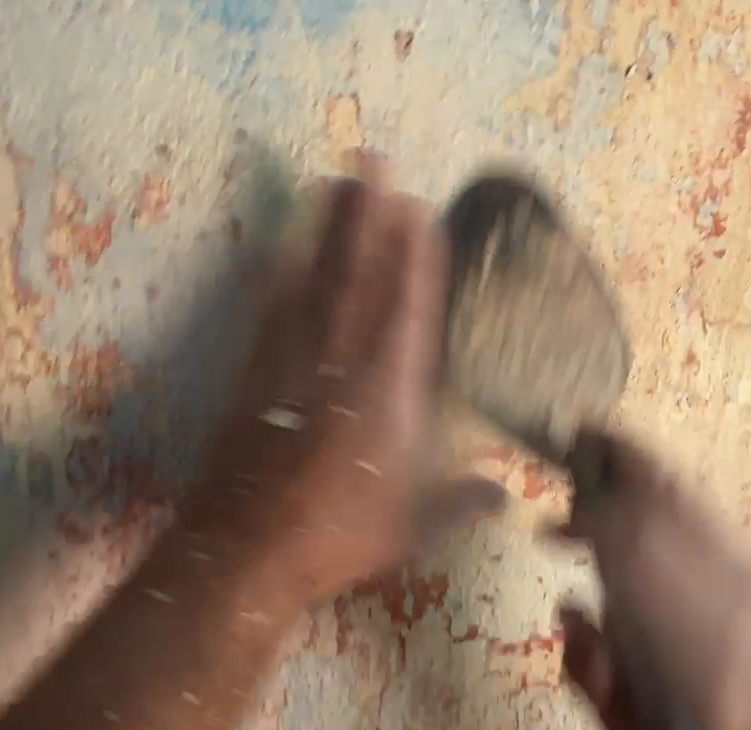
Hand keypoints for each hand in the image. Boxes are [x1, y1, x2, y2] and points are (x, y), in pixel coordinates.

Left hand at [194, 161, 503, 604]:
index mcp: (389, 394)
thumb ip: (461, 503)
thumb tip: (503, 496)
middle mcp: (341, 366)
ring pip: (313, 284)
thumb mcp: (414, 528)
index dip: (415, 257)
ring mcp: (291, 367)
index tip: (419, 210)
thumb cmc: (340, 536)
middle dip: (368, 215)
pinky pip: (270, 316)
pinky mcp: (252, 380)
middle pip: (358, 277)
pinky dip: (278, 280)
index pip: (408, 309)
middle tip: (372, 158)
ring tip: (332, 182)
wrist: (246, 550)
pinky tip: (279, 254)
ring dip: (326, 230)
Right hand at [555, 431, 750, 729]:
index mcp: (667, 623)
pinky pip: (709, 521)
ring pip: (688, 502)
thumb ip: (584, 666)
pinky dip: (674, 499)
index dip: (582, 519)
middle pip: (658, 500)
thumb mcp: (621, 729)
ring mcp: (743, 573)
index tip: (553, 527)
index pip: (619, 540)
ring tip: (613, 456)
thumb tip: (569, 607)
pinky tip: (656, 502)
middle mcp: (707, 582)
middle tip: (581, 440)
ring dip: (645, 473)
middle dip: (617, 462)